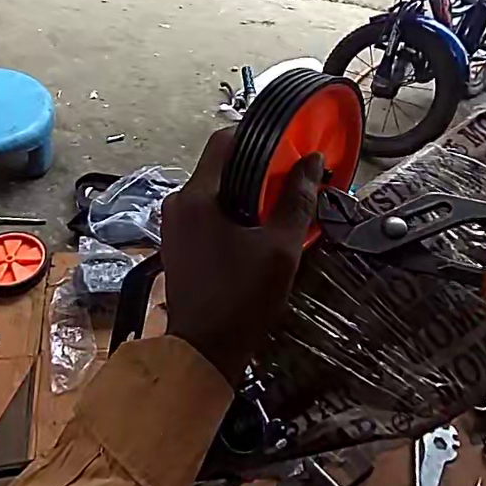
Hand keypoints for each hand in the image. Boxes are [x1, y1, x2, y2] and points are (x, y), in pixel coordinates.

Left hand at [160, 128, 322, 381]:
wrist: (204, 348)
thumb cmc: (241, 300)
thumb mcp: (280, 249)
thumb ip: (296, 201)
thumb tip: (312, 163)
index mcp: (197, 196)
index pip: (222, 141)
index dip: (256, 136)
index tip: (285, 146)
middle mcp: (178, 202)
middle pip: (218, 165)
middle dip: (254, 167)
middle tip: (288, 179)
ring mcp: (173, 222)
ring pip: (212, 188)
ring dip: (243, 190)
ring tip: (276, 205)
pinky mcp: (177, 240)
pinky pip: (205, 210)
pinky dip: (229, 209)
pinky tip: (254, 226)